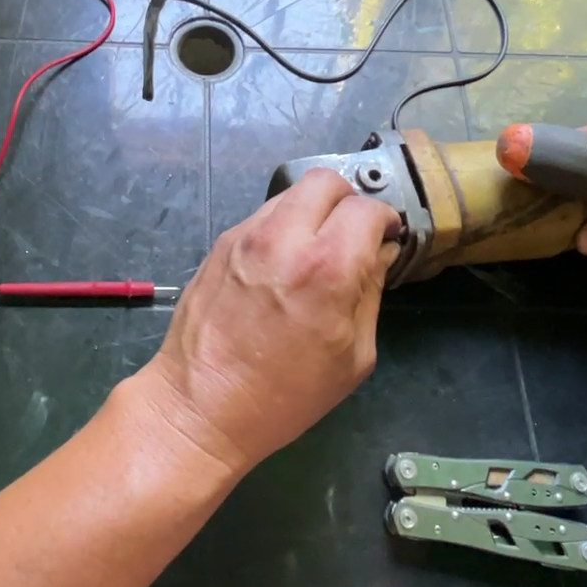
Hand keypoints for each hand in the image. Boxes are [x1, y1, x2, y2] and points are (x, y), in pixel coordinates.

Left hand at [131, 169, 400, 475]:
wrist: (201, 406)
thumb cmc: (286, 395)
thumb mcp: (352, 356)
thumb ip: (369, 292)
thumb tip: (380, 251)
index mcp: (325, 267)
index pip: (366, 208)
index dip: (385, 219)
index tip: (386, 237)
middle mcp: (284, 237)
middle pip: (326, 180)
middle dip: (348, 199)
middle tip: (352, 232)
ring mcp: (246, 234)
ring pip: (291, 193)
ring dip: (312, 210)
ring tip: (315, 247)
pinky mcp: (222, 241)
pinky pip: (264, 215)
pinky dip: (283, 226)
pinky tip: (282, 263)